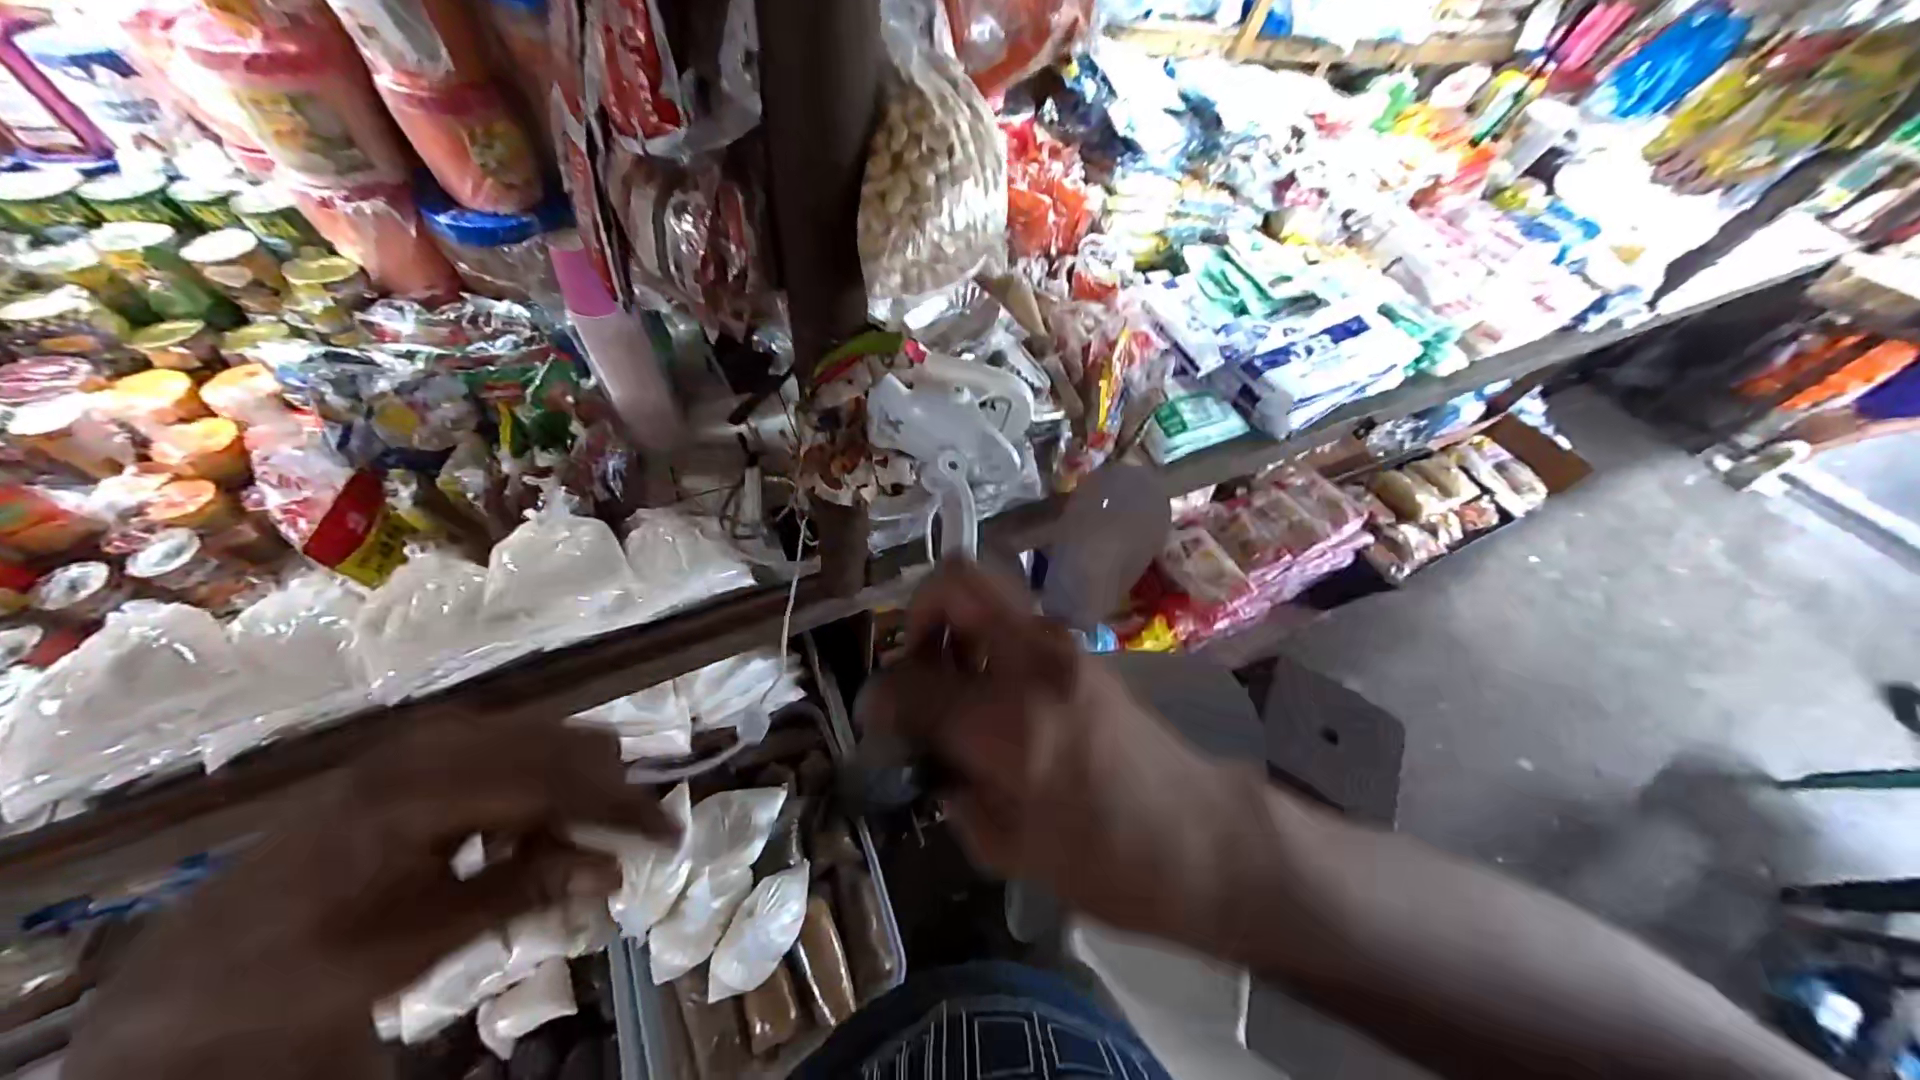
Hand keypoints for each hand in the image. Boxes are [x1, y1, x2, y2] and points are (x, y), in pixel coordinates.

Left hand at [67, 711, 674, 1079]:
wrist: (200, 966)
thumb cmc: (302, 962)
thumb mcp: (416, 943)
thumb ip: (523, 891)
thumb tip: (614, 870)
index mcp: (420, 789)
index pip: (557, 782)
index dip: (622, 808)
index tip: (671, 836)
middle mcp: (434, 742)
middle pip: (564, 748)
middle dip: (604, 799)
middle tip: (620, 855)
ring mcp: (430, 737)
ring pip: (549, 744)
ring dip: (574, 796)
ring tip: (565, 856)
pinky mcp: (429, 746)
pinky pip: (518, 750)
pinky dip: (543, 790)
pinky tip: (523, 839)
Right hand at [860, 561, 1274, 953]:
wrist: (1205, 838)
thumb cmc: (1109, 863)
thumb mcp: (1011, 850)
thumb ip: (954, 790)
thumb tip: (925, 753)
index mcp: (1009, 724)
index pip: (913, 682)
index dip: (881, 698)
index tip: (878, 718)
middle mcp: (1034, 663)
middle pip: (957, 580)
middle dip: (919, 613)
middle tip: (916, 665)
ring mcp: (1064, 647)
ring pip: (989, 590)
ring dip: (956, 624)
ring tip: (953, 681)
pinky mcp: (1084, 651)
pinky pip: (1017, 621)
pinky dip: (988, 639)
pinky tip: (993, 693)